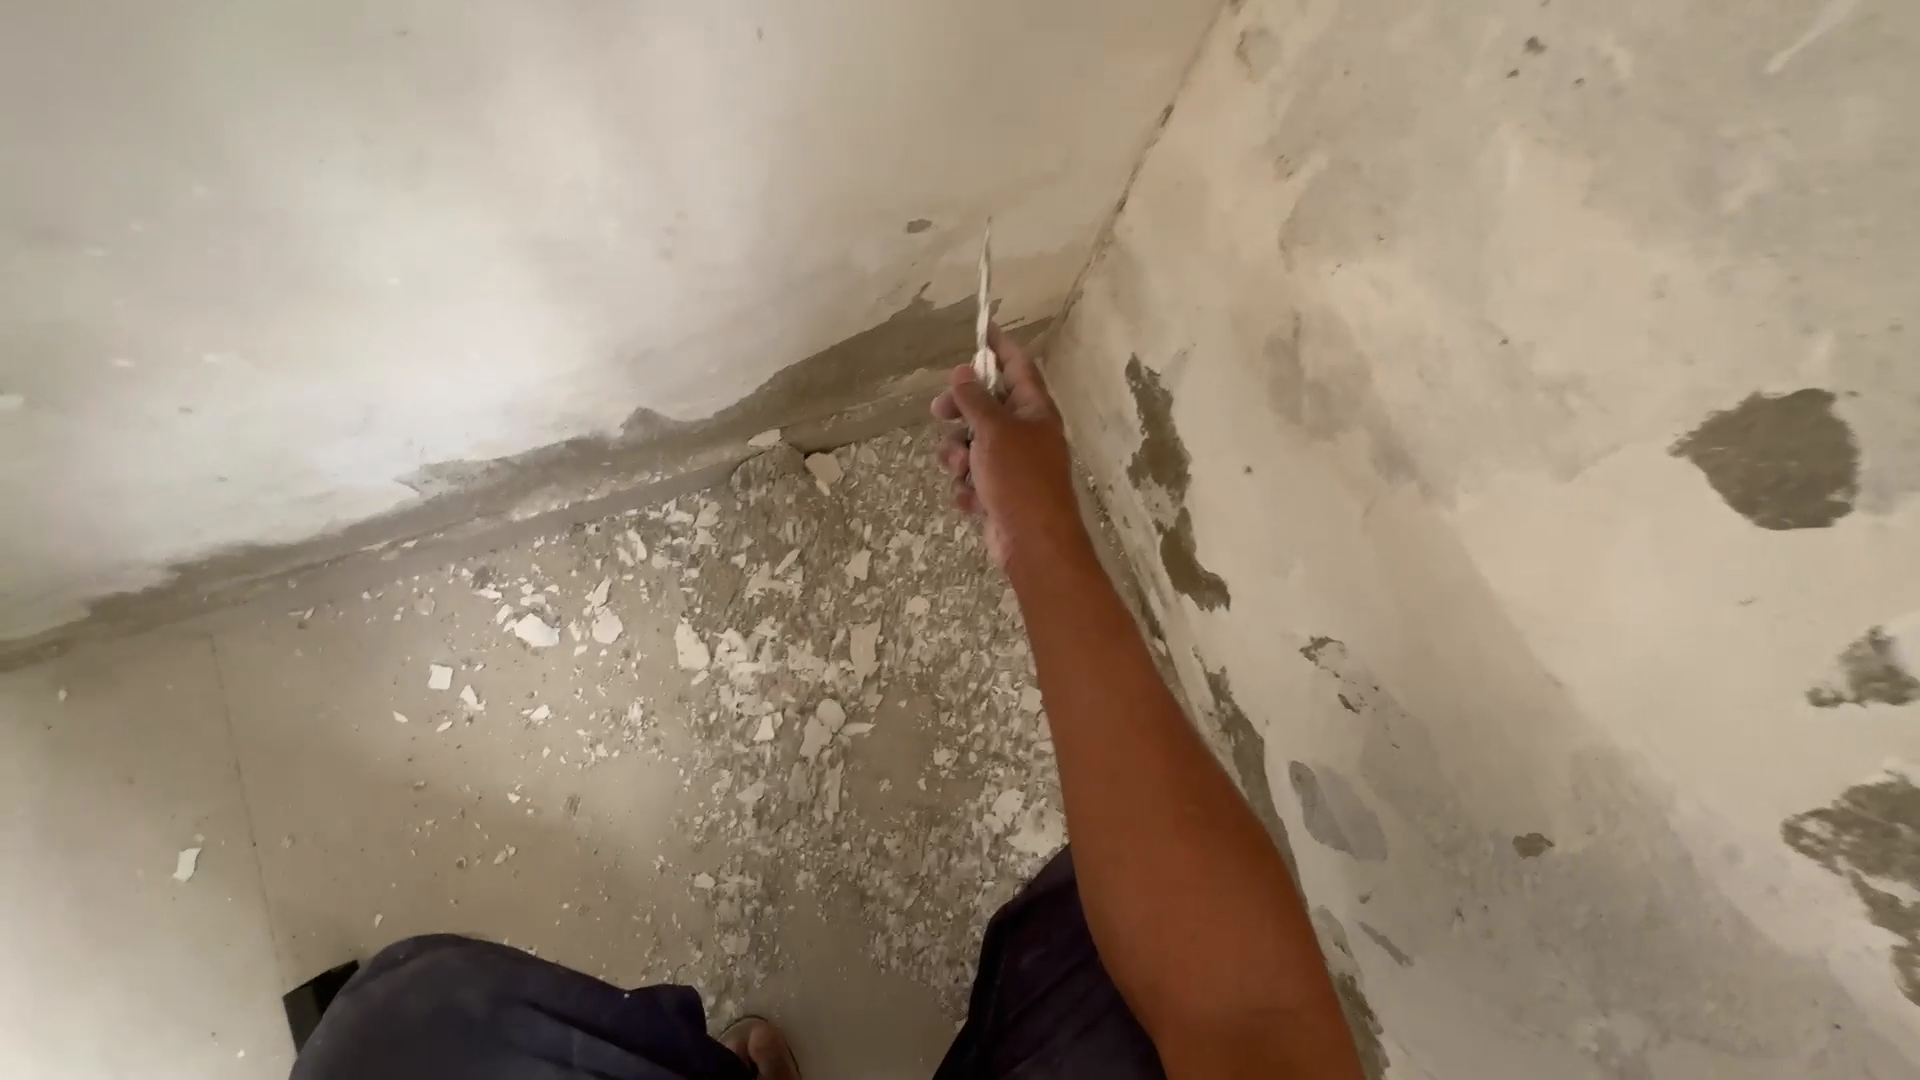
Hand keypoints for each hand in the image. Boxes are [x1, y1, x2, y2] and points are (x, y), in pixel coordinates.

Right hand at [932, 324, 1086, 570]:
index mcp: (1034, 410)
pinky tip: (972, 500)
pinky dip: (967, 488)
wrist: (1031, 542)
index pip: (1017, 367)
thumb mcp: (994, 431)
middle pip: (985, 406)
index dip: (999, 347)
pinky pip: (972, 479)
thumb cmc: (1019, 478)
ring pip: (971, 445)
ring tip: (961, 470)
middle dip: (959, 411)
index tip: (982, 328)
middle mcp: (1026, 433)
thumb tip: (963, 372)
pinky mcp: (999, 494)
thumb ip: (975, 400)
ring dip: (958, 455)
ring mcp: (1012, 465)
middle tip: (938, 411)